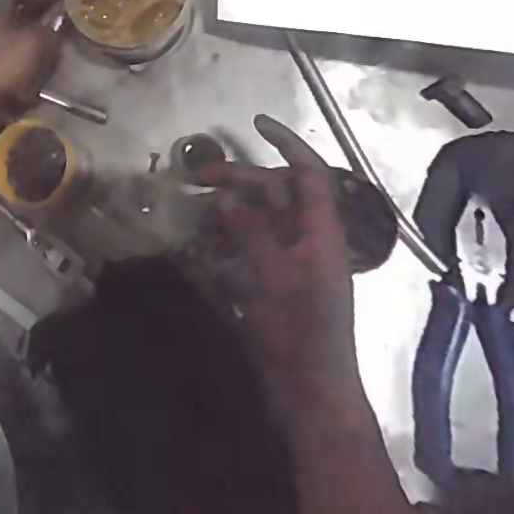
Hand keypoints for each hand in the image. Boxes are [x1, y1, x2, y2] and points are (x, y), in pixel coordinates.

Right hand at [192, 114, 356, 367]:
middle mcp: (307, 238)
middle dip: (237, 179)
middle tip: (195, 177)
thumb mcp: (275, 277)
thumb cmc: (300, 333)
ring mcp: (290, 259)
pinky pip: (248, 243)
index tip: (256, 122)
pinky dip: (225, 236)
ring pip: (258, 216)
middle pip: (274, 191)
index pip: (309, 173)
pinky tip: (199, 243)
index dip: (287, 142)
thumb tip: (226, 200)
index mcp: (320, 232)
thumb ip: (251, 232)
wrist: (310, 391)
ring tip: (193, 207)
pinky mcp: (274, 278)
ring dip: (227, 207)